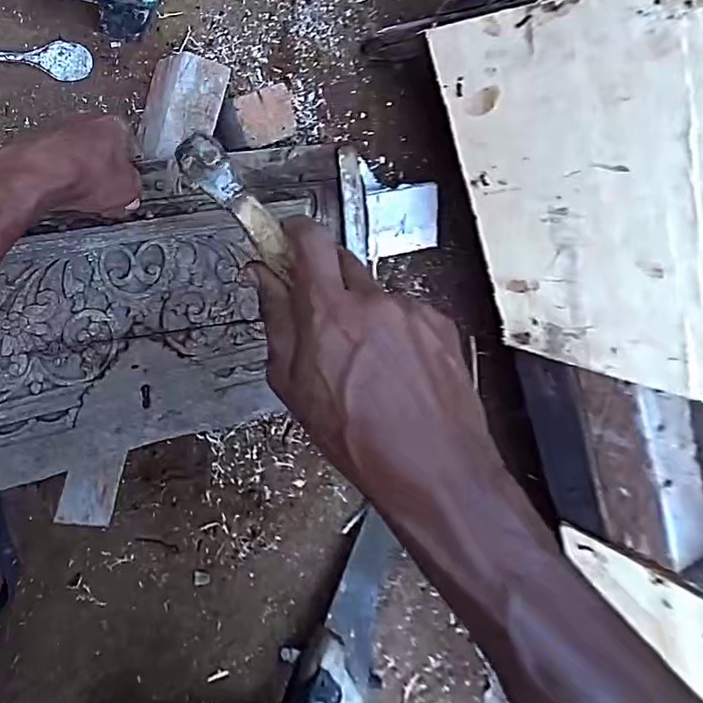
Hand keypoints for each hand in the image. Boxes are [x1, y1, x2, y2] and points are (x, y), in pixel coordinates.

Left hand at [0, 114, 140, 216]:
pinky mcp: (34, 147)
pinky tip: (54, 194)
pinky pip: (50, 165)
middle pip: (98, 150)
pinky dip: (53, 179)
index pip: (128, 147)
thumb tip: (131, 195)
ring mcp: (57, 132)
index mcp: (114, 126)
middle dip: (99, 172)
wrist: (37, 175)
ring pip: (72, 156)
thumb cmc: (79, 173)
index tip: (123, 188)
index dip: (126, 172)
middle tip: (100, 195)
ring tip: (75, 198)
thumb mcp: (125, 191)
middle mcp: (85, 122)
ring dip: (75, 175)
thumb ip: (132, 190)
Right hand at [251, 218, 502, 504]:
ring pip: (371, 290)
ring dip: (359, 308)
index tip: (285, 237)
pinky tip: (392, 367)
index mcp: (328, 312)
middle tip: (317, 311)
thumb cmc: (357, 437)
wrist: (436, 472)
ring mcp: (411, 311)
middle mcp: (372, 301)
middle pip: (339, 259)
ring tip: (361, 358)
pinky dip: (392, 327)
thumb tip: (262, 278)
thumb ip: (275, 319)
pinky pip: (404, 310)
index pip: (309, 240)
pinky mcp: (440, 325)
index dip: (293, 231)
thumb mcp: (291, 382)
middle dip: (323, 276)